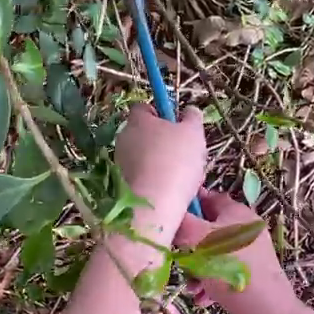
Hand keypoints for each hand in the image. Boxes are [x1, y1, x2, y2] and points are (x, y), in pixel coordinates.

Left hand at [115, 104, 205, 242]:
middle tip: (185, 155)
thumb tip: (190, 111)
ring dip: (161, 165)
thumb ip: (192, 118)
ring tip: (184, 179)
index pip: (144, 108)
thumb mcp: (193, 133)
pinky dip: (156, 183)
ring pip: (145, 159)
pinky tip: (172, 194)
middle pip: (145, 135)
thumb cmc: (175, 161)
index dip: (160, 115)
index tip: (176, 126)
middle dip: (163, 143)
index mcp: (137, 120)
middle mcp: (123, 139)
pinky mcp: (120, 186)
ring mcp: (120, 163)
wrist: (153, 205)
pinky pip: (142, 178)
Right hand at [172, 190, 296, 313]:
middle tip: (179, 261)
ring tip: (192, 287)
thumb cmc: (228, 265)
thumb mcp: (198, 238)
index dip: (189, 207)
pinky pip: (225, 273)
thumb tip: (172, 216)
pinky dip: (212, 283)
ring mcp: (252, 252)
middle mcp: (245, 228)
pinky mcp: (253, 274)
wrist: (264, 306)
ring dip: (198, 270)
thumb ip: (182, 223)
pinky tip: (203, 298)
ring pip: (215, 255)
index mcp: (236, 212)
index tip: (172, 222)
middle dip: (190, 248)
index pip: (209, 199)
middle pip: (208, 231)